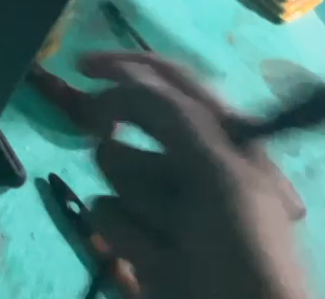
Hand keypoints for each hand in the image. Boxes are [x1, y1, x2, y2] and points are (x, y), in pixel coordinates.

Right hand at [81, 52, 309, 298]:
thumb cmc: (245, 254)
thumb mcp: (221, 175)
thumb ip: (174, 116)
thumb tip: (122, 78)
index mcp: (227, 139)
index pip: (171, 79)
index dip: (126, 64)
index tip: (79, 64)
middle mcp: (194, 163)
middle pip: (130, 121)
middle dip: (124, 139)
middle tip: (95, 127)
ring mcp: (166, 203)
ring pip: (111, 167)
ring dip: (135, 200)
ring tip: (169, 237)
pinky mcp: (141, 237)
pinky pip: (105, 212)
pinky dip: (128, 236)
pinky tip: (158, 260)